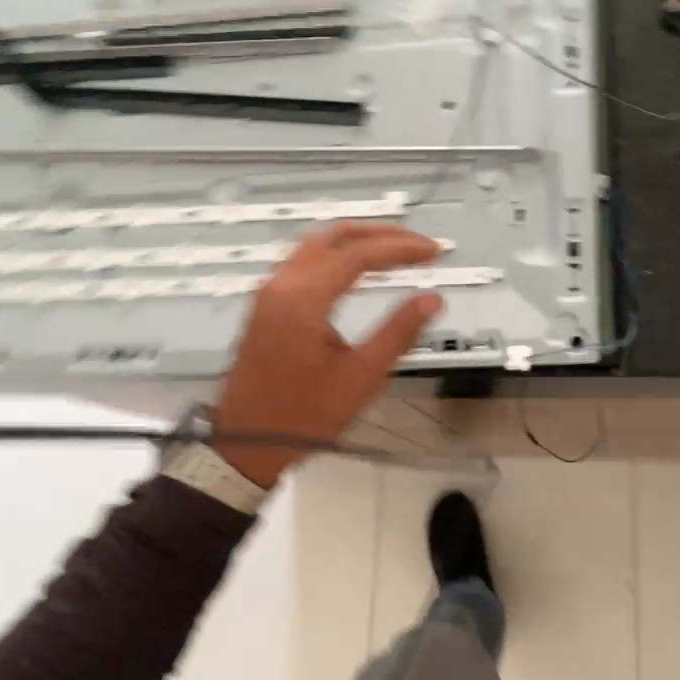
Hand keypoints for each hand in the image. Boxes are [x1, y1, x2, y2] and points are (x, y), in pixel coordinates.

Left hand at [210, 222, 444, 486]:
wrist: (245, 445)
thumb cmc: (303, 416)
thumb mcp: (360, 377)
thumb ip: (398, 332)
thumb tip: (431, 300)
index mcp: (303, 300)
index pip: (358, 255)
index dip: (400, 248)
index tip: (433, 252)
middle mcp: (281, 285)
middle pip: (334, 236)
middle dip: (380, 233)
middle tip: (417, 244)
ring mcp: (269, 293)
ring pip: (315, 244)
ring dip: (356, 240)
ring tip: (394, 250)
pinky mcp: (265, 304)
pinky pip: (302, 260)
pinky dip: (335, 254)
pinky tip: (357, 268)